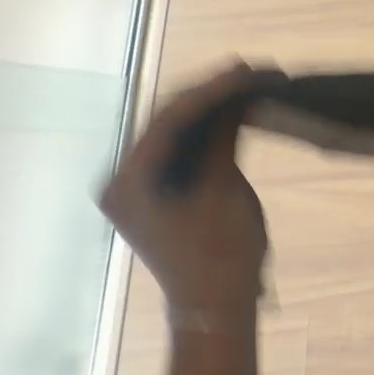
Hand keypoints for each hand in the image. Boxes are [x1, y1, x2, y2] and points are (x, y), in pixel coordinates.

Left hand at [99, 63, 268, 319]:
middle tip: (251, 70)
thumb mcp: (223, 189)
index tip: (247, 70)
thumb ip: (223, 137)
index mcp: (127, 183)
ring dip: (211, 105)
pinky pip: (180, 145)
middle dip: (210, 92)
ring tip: (249, 81)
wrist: (217, 304)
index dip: (211, 89)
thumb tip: (237, 93)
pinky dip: (208, 127)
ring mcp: (138, 184)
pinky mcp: (157, 188)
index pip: (170, 119)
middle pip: (167, 119)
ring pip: (175, 128)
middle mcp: (122, 179)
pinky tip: (235, 108)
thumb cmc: (220, 252)